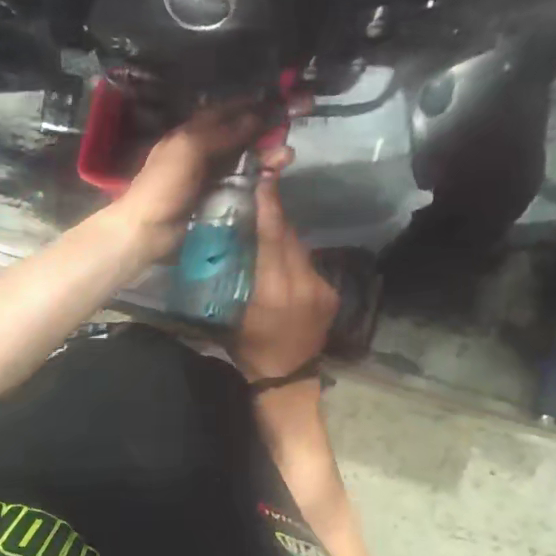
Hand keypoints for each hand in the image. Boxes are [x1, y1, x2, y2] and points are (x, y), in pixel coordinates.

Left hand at [110, 101, 273, 254]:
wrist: (147, 231)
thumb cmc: (163, 185)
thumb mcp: (189, 150)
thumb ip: (220, 133)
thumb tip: (254, 116)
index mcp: (188, 135)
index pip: (221, 113)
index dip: (246, 106)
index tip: (275, 101)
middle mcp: (200, 153)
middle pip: (236, 137)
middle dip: (262, 133)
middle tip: (287, 133)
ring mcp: (208, 179)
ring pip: (242, 161)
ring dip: (264, 156)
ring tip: (287, 157)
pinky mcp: (216, 202)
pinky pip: (240, 185)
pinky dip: (258, 180)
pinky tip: (273, 176)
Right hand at [235, 167, 338, 381]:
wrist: (287, 378)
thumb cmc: (249, 347)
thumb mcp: (230, 313)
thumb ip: (231, 278)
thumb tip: (224, 242)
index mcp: (273, 289)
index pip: (272, 237)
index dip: (269, 205)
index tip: (265, 178)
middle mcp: (301, 284)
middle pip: (288, 236)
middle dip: (274, 215)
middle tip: (261, 194)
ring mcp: (320, 288)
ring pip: (299, 249)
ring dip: (283, 237)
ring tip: (268, 227)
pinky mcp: (330, 293)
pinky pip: (309, 265)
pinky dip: (294, 259)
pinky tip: (283, 263)